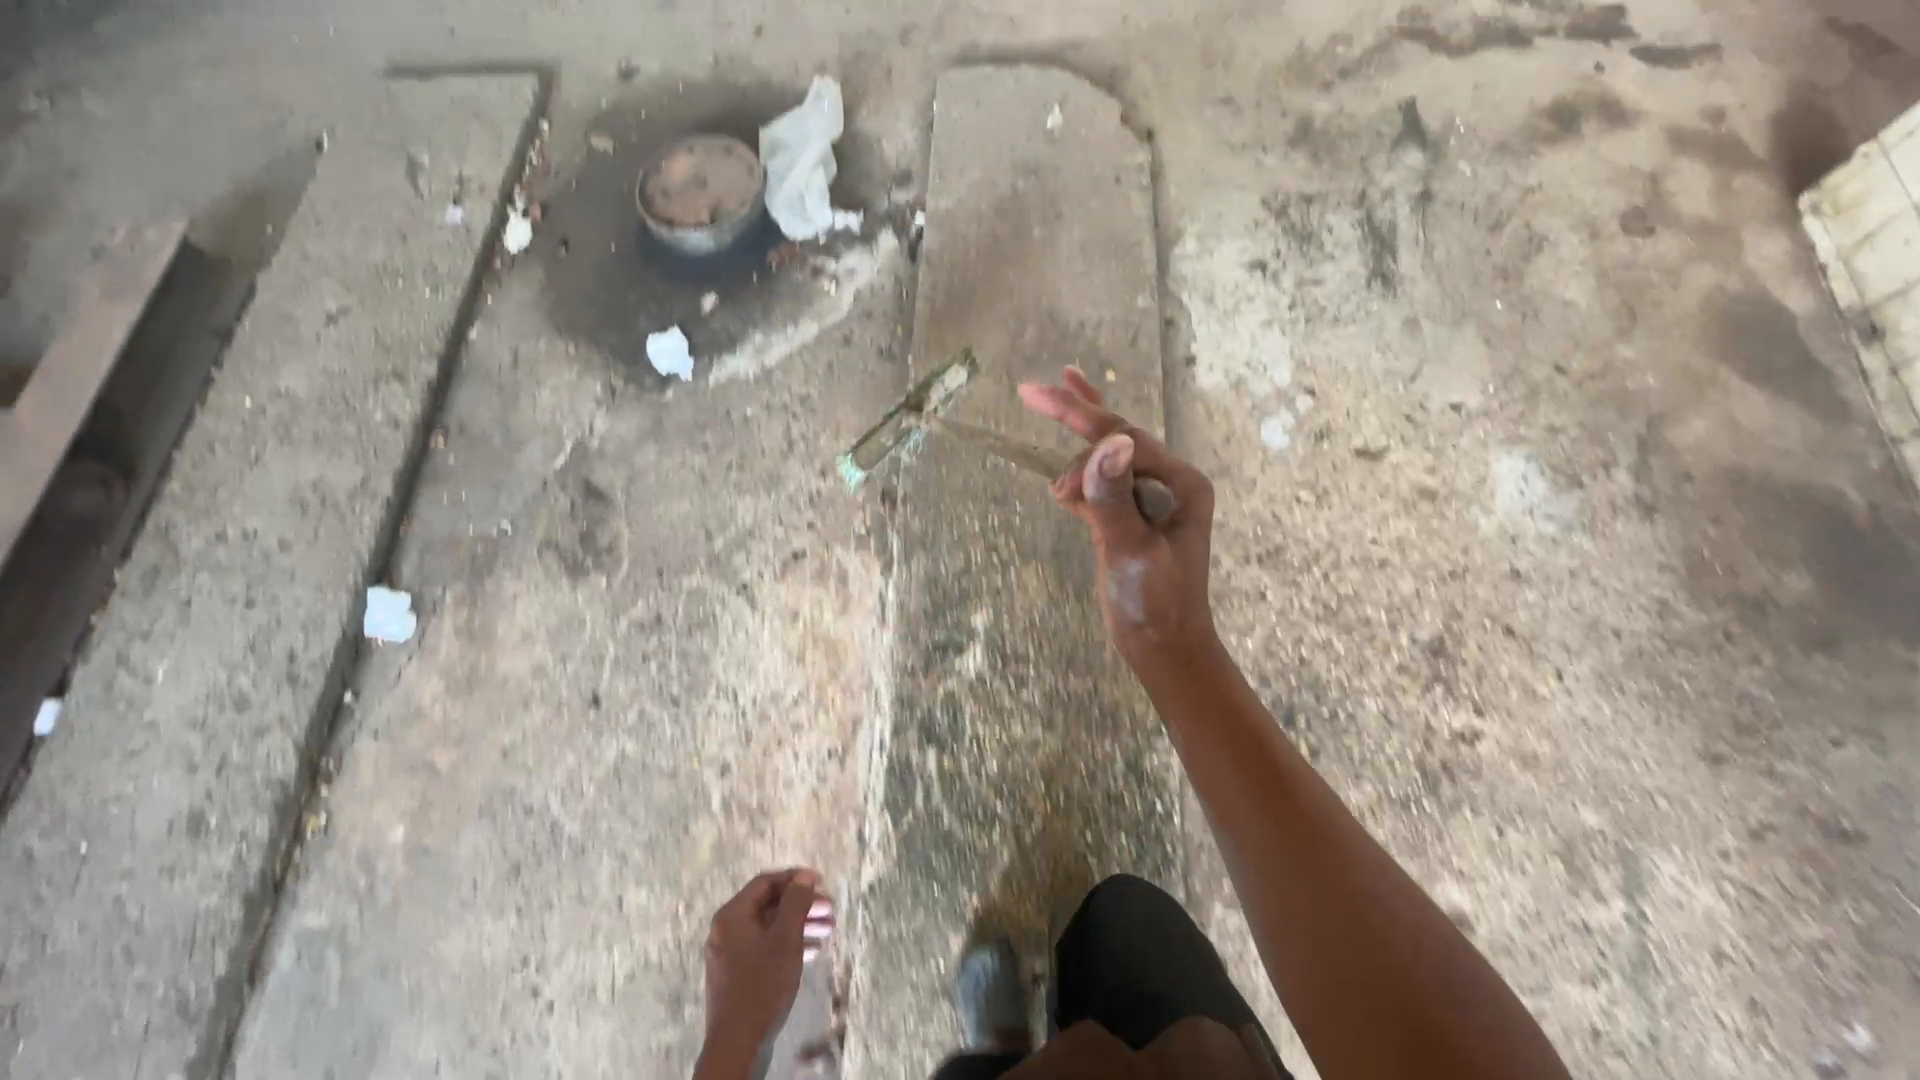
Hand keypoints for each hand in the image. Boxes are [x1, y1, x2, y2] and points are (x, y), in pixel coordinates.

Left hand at [696, 869, 834, 1079]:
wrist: (737, 1040)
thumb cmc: (762, 982)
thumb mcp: (785, 938)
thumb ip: (795, 902)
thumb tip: (805, 875)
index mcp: (733, 914)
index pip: (766, 882)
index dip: (795, 878)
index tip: (822, 882)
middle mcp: (727, 928)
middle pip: (768, 904)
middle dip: (801, 904)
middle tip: (830, 909)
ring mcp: (729, 952)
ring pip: (769, 926)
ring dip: (799, 924)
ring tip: (829, 929)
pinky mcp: (736, 972)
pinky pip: (764, 946)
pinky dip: (787, 943)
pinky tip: (812, 951)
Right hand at [1017, 367, 1218, 671]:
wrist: (1163, 649)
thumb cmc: (1155, 606)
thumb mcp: (1132, 552)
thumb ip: (1115, 499)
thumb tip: (1108, 443)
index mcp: (1180, 485)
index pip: (1125, 439)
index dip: (1082, 421)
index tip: (1038, 400)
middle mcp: (1169, 484)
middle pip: (1115, 438)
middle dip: (1075, 420)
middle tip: (1028, 392)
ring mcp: (1148, 501)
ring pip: (1104, 460)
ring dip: (1076, 466)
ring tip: (1059, 492)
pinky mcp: (1128, 518)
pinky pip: (1100, 486)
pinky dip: (1079, 479)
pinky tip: (1063, 480)